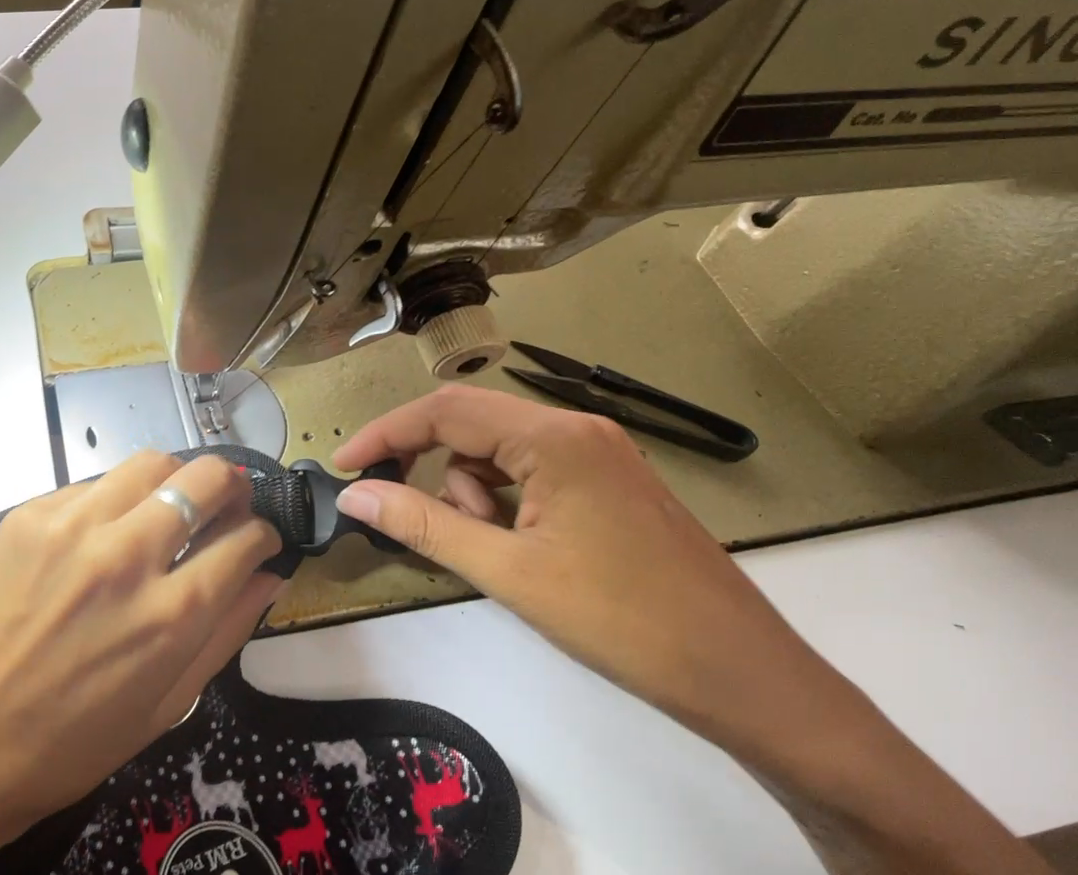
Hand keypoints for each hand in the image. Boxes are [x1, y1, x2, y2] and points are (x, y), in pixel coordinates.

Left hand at [0, 452, 281, 857]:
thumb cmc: (67, 743)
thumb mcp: (164, 707)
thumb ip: (225, 634)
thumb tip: (269, 576)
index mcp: (169, 614)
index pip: (243, 539)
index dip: (262, 533)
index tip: (259, 537)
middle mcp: (125, 555)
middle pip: (203, 477)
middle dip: (231, 483)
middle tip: (228, 502)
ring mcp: (72, 525)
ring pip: (149, 462)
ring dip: (175, 478)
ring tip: (170, 506)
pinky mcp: (29, 514)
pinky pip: (92, 483)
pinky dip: (114, 498)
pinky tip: (105, 530)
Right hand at [329, 384, 848, 751]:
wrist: (742, 674)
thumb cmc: (621, 621)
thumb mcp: (508, 573)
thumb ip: (423, 525)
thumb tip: (353, 496)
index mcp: (554, 438)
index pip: (445, 411)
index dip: (385, 434)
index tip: (343, 469)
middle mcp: (577, 428)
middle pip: (471, 422)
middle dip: (425, 461)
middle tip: (397, 508)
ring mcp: (599, 451)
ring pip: (499, 448)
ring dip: (471, 489)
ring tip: (489, 549)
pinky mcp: (610, 479)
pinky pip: (532, 468)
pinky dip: (504, 499)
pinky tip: (518, 545)